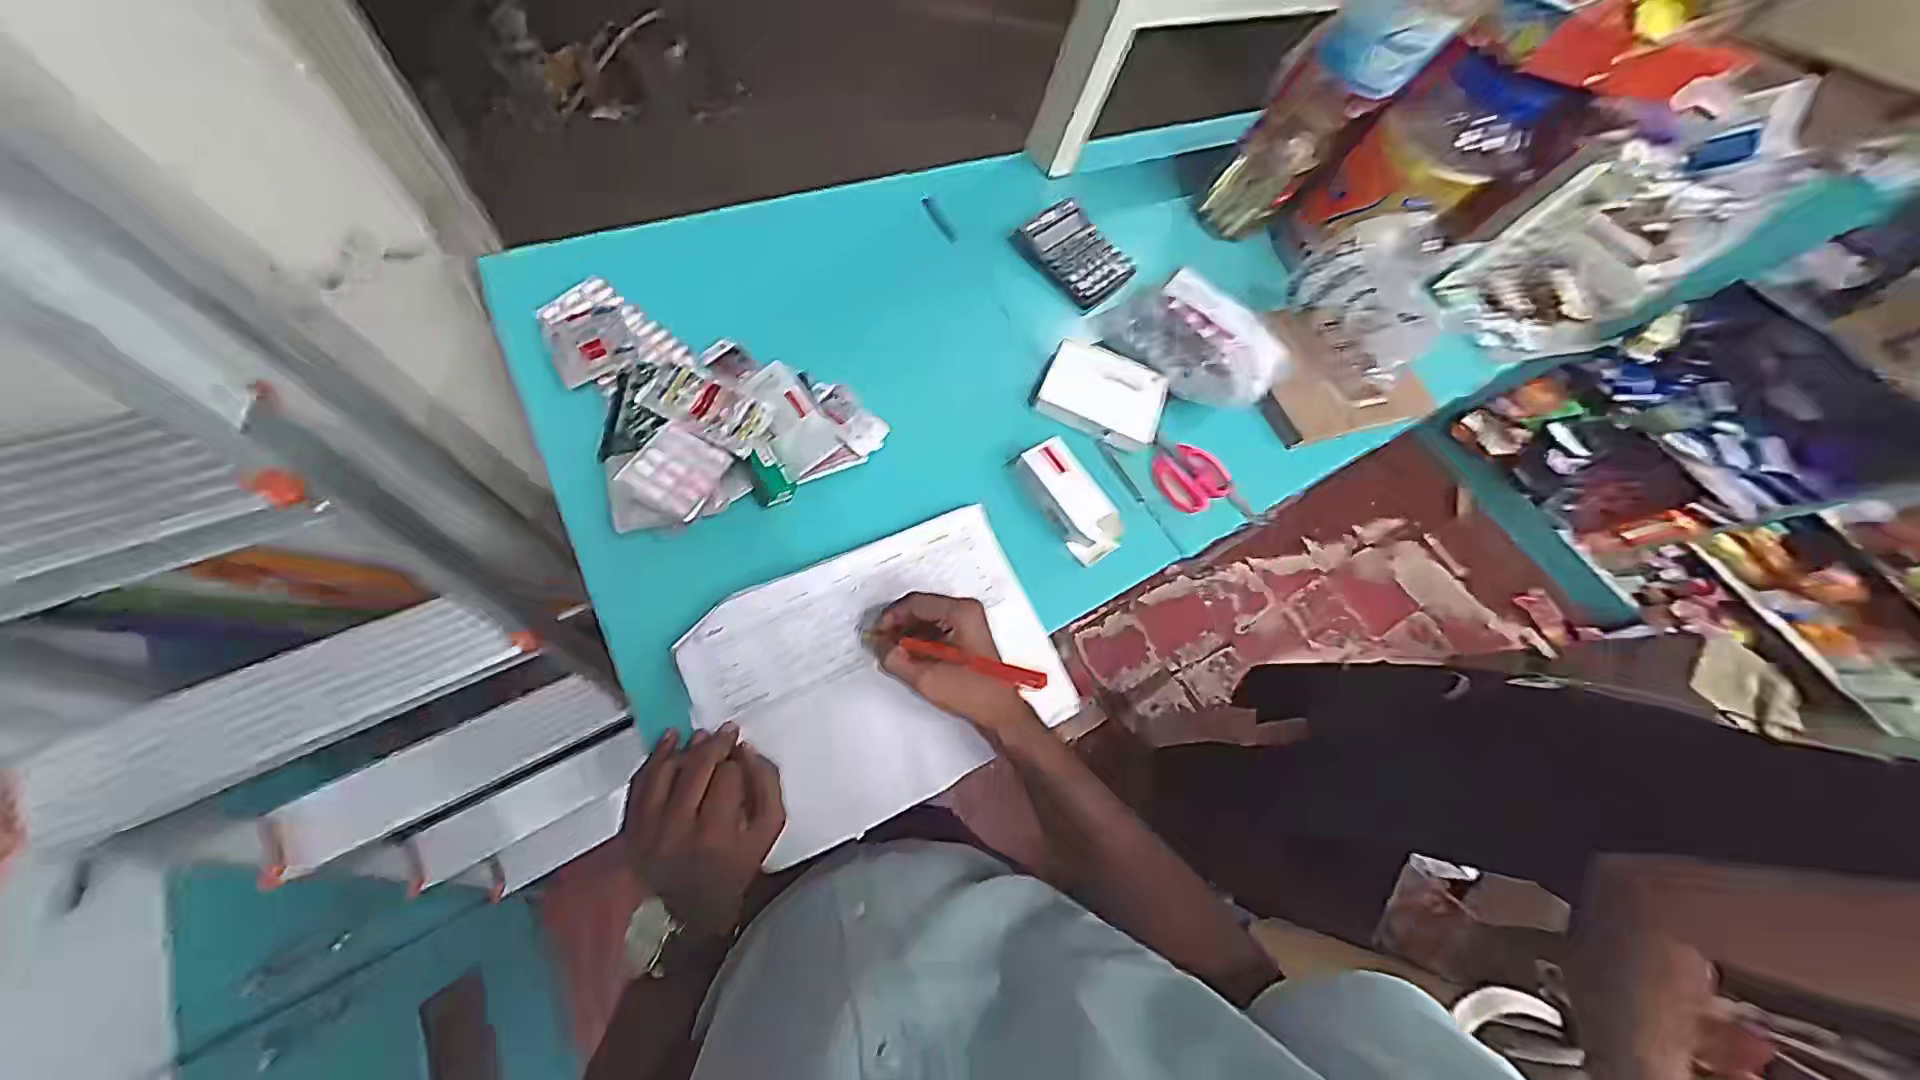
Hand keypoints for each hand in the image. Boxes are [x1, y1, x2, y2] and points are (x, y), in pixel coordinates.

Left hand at [623, 724, 784, 938]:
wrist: (690, 911)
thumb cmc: (734, 868)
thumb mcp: (767, 832)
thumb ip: (766, 785)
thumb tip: (746, 750)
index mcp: (717, 835)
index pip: (728, 775)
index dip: (738, 758)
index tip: (742, 751)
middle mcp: (678, 831)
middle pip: (697, 767)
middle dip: (715, 744)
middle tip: (726, 733)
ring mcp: (649, 830)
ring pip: (666, 770)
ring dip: (685, 747)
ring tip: (701, 737)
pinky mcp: (632, 829)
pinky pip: (641, 783)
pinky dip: (656, 757)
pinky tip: (670, 741)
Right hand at [873, 592, 1038, 736]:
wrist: (999, 711)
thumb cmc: (975, 692)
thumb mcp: (925, 677)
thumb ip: (895, 658)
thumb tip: (879, 645)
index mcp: (961, 612)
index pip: (915, 603)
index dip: (891, 617)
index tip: (877, 633)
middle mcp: (966, 611)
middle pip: (921, 608)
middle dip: (898, 625)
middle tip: (881, 642)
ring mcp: (968, 621)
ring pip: (926, 618)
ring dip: (907, 633)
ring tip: (893, 652)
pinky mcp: (966, 634)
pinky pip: (935, 628)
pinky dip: (919, 639)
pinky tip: (909, 656)